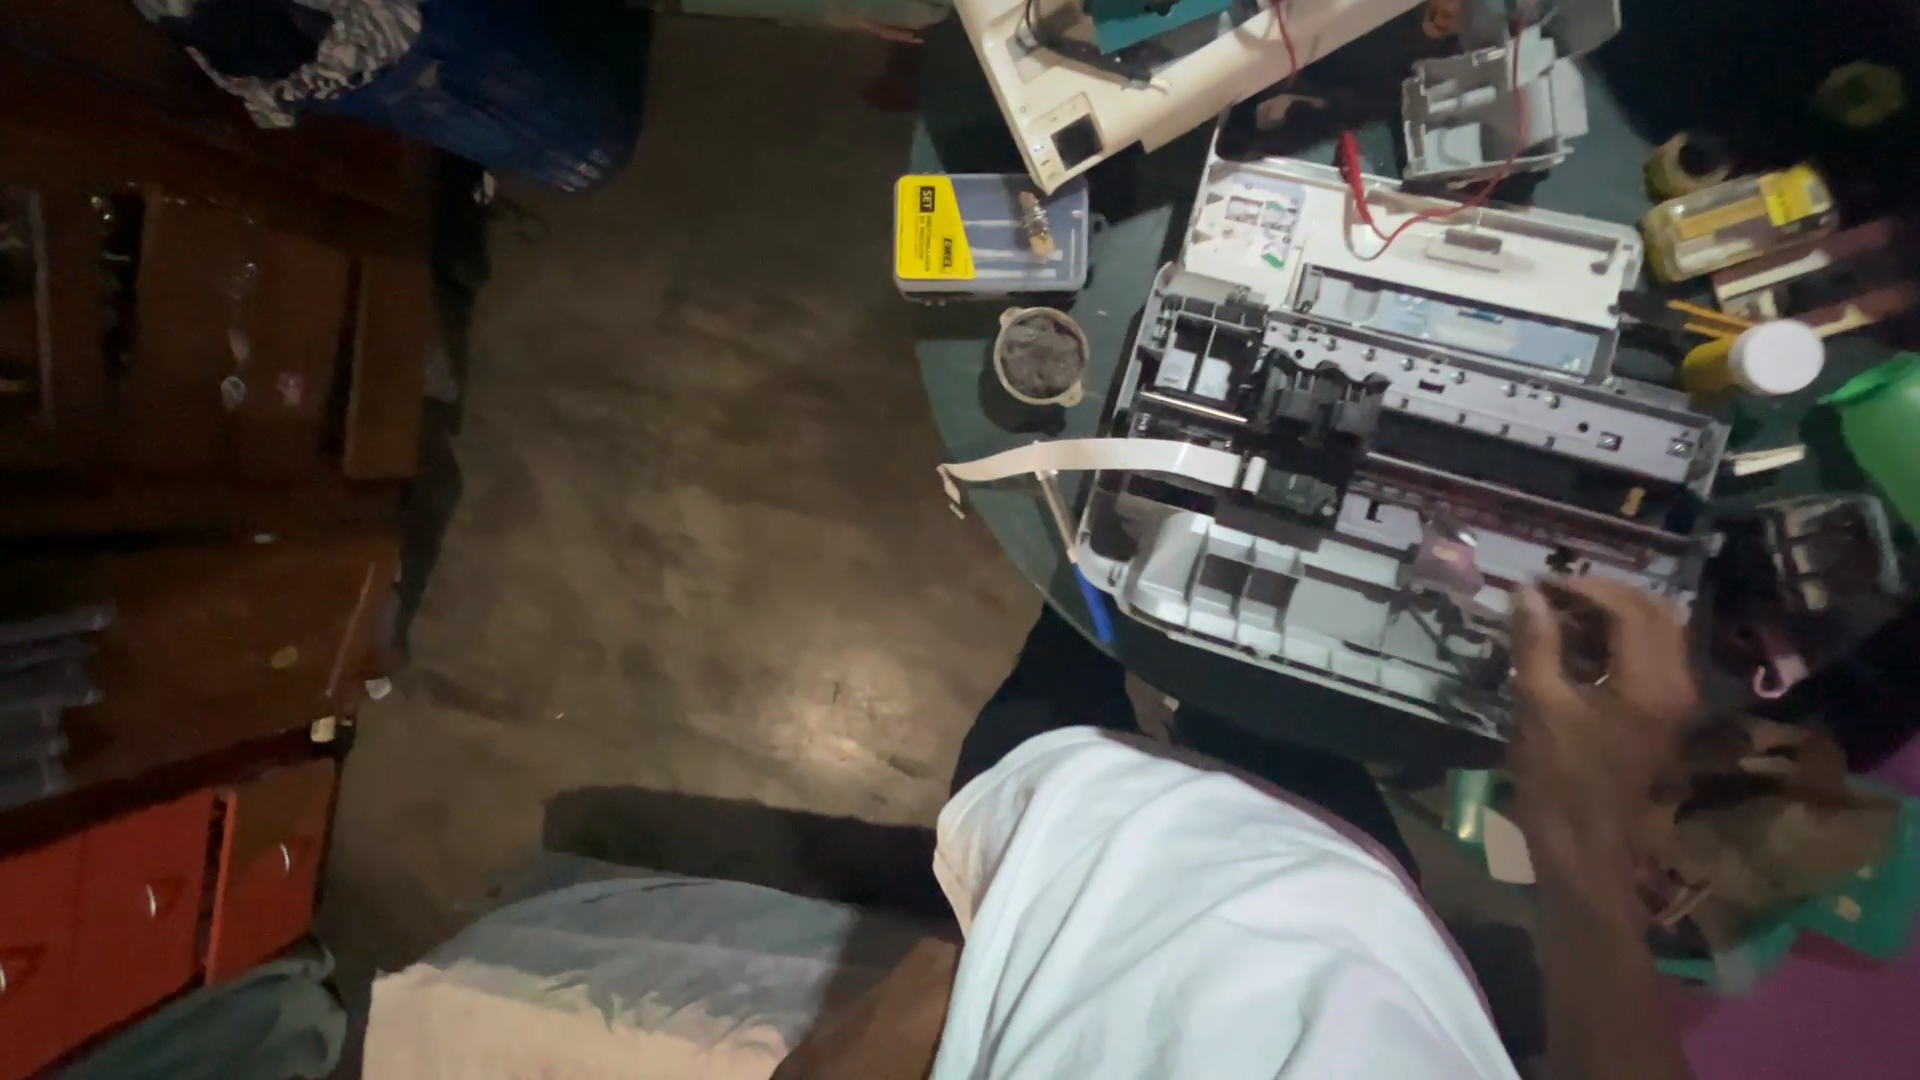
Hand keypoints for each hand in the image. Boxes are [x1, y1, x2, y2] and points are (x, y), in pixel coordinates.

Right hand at [1507, 578, 1698, 865]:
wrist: (1585, 841)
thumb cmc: (1558, 773)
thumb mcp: (1537, 702)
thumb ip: (1536, 643)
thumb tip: (1526, 594)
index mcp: (1651, 683)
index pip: (1630, 610)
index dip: (1583, 588)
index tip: (1537, 584)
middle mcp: (1677, 686)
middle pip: (1654, 615)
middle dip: (1602, 594)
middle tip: (1548, 592)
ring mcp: (1673, 702)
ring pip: (1655, 634)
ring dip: (1608, 614)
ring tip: (1554, 613)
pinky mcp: (1659, 715)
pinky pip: (1646, 658)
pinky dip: (1612, 639)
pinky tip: (1571, 644)